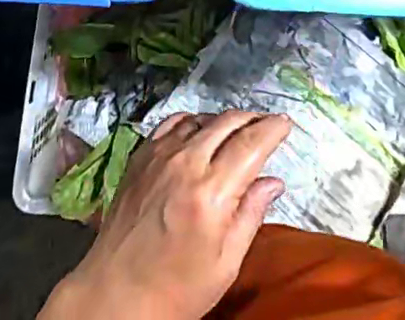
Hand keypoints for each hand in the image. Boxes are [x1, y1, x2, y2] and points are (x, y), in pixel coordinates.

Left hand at [40, 112, 290, 319]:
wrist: (118, 286)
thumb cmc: (179, 286)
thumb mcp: (226, 262)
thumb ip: (251, 214)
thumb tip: (274, 181)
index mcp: (211, 192)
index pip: (248, 145)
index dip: (271, 129)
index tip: (286, 122)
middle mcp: (184, 163)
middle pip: (224, 123)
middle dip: (251, 119)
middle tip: (267, 122)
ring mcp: (158, 154)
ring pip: (198, 119)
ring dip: (223, 119)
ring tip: (239, 128)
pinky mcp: (140, 154)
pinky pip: (170, 123)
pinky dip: (192, 120)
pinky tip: (200, 129)